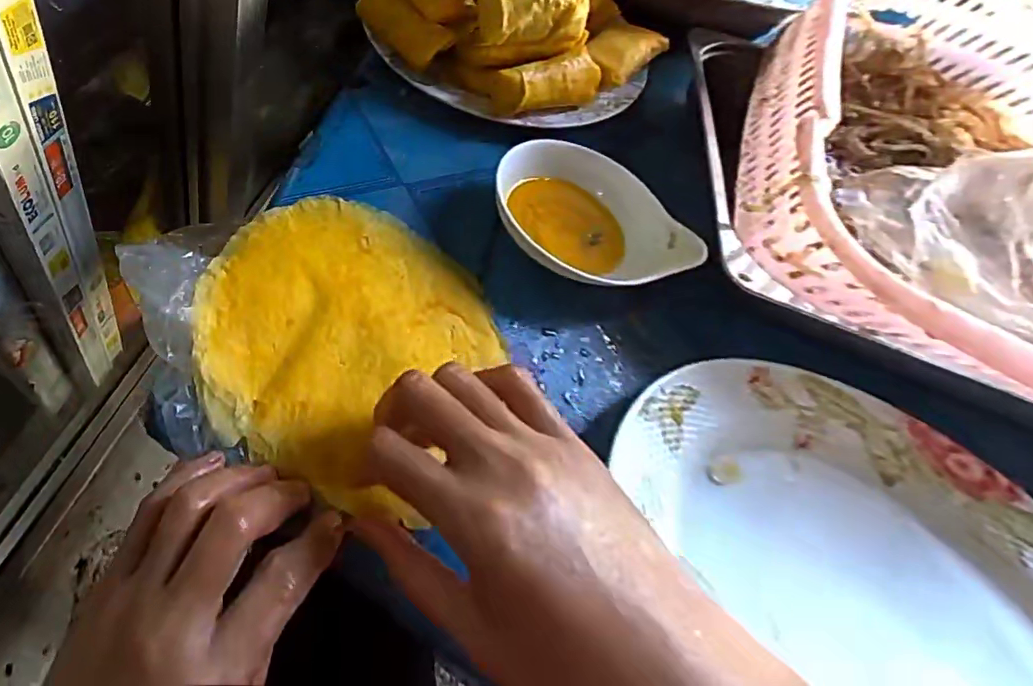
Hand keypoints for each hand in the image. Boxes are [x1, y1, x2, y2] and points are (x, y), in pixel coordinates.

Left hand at [48, 453, 344, 685]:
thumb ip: (263, 632)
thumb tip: (299, 558)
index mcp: (216, 670)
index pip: (277, 585)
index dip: (314, 544)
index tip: (334, 521)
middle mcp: (173, 620)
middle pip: (229, 527)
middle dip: (272, 497)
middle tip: (297, 488)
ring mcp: (133, 591)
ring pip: (185, 505)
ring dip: (230, 476)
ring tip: (260, 470)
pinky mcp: (106, 576)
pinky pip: (147, 509)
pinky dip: (183, 477)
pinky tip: (210, 464)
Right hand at [354, 364, 799, 685]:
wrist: (672, 664)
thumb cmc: (565, 660)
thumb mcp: (474, 630)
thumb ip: (408, 568)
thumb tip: (360, 522)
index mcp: (472, 515)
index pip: (388, 449)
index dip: (364, 461)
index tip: (366, 484)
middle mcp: (501, 462)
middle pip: (418, 390)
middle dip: (389, 413)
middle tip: (395, 448)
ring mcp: (541, 443)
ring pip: (461, 376)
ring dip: (434, 399)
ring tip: (437, 435)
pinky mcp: (572, 439)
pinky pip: (516, 381)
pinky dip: (484, 386)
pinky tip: (483, 419)